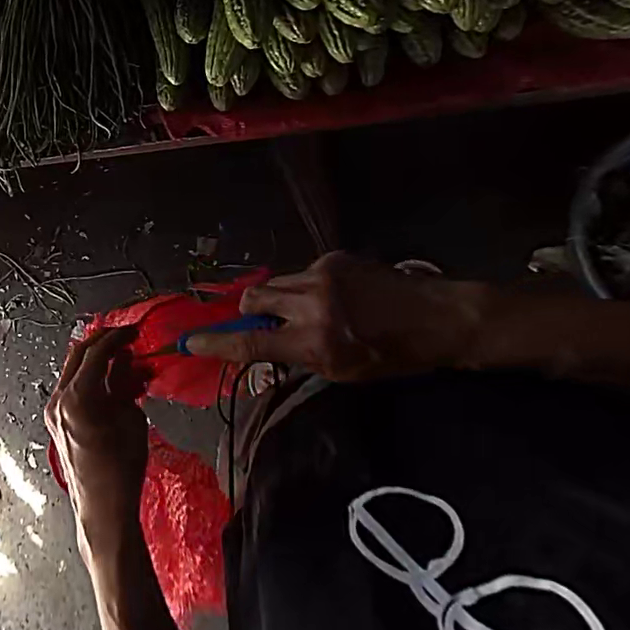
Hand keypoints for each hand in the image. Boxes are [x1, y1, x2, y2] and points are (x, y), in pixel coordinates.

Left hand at [43, 327, 147, 536]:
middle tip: (126, 340)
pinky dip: (90, 380)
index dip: (117, 338)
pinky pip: (72, 389)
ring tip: (126, 365)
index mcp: (77, 397)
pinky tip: (112, 385)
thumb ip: (124, 384)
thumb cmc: (120, 470)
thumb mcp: (131, 419)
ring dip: (97, 362)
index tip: (132, 332)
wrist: (103, 508)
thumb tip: (124, 361)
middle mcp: (58, 401)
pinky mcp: (56, 422)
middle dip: (103, 343)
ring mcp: (54, 412)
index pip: (96, 353)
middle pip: (78, 355)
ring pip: (74, 371)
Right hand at [184, 251, 490, 381]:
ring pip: (274, 283)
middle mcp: (313, 305)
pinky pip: (300, 272)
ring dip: (279, 299)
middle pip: (253, 300)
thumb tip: (263, 346)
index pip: (252, 344)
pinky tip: (334, 295)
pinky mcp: (333, 258)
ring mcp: (322, 276)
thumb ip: (298, 357)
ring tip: (309, 309)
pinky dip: (305, 287)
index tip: (191, 341)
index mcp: (315, 342)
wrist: (438, 317)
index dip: (217, 343)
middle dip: (250, 311)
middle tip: (267, 322)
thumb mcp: (342, 371)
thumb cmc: (391, 356)